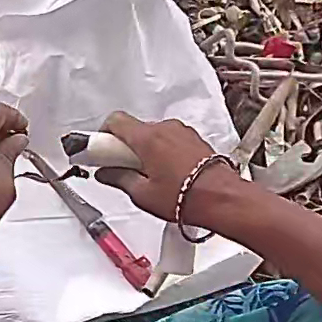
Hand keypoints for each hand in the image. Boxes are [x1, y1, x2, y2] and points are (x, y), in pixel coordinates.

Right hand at [92, 112, 247, 226]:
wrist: (222, 199)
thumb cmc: (187, 198)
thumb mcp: (142, 194)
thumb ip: (119, 179)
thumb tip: (107, 174)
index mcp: (148, 138)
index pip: (115, 121)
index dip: (103, 135)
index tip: (99, 152)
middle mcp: (165, 129)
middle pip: (134, 129)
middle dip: (124, 147)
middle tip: (121, 168)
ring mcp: (181, 132)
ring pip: (152, 134)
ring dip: (145, 149)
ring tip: (147, 176)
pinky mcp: (194, 139)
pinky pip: (169, 139)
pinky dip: (162, 150)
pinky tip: (164, 173)